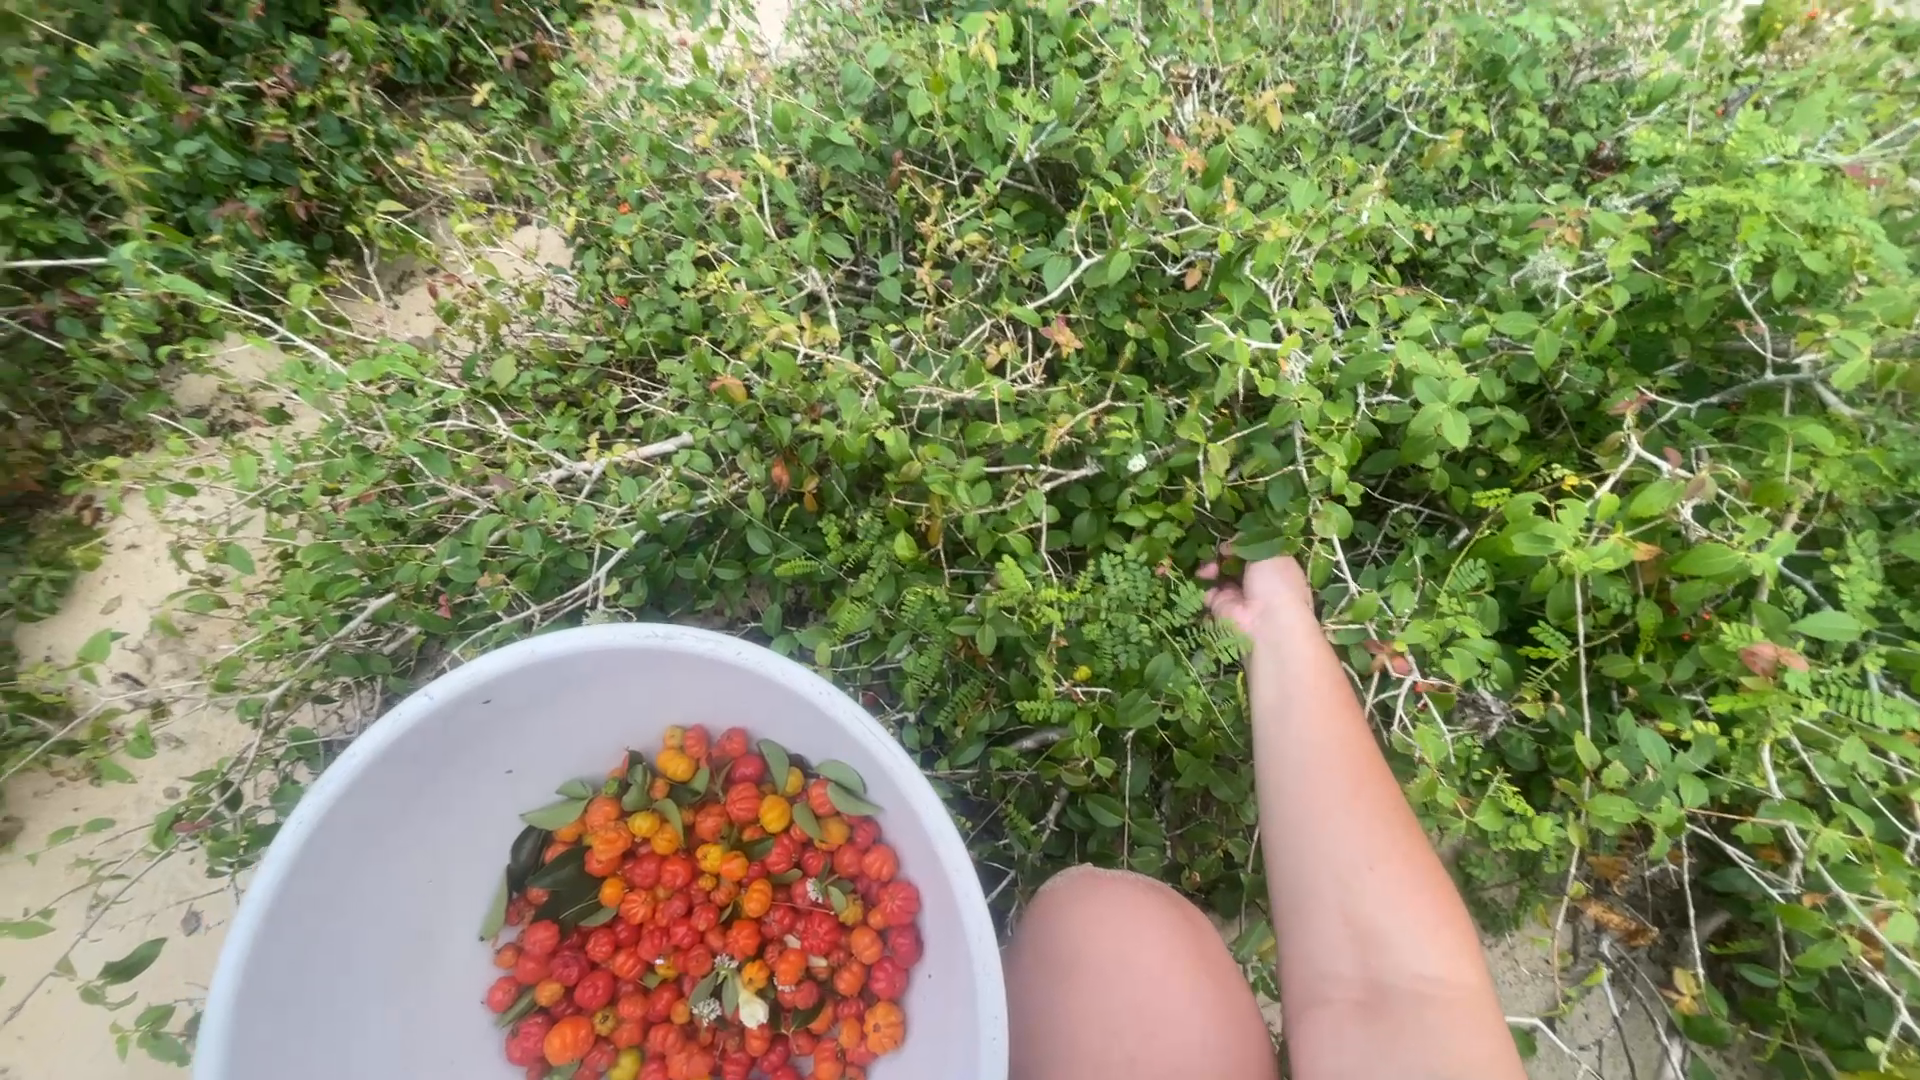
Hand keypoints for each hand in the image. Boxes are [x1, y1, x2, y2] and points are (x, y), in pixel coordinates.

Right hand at [1198, 548, 1314, 644]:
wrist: (1266, 623)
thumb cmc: (1275, 583)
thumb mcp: (1267, 552)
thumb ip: (1247, 542)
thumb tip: (1228, 545)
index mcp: (1276, 567)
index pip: (1255, 551)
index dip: (1242, 544)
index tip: (1231, 541)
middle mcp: (1258, 581)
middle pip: (1235, 562)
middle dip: (1223, 555)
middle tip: (1217, 552)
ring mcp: (1240, 595)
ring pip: (1220, 575)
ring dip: (1211, 567)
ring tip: (1209, 568)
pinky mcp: (1222, 607)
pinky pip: (1210, 592)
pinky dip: (1205, 584)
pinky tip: (1206, 579)